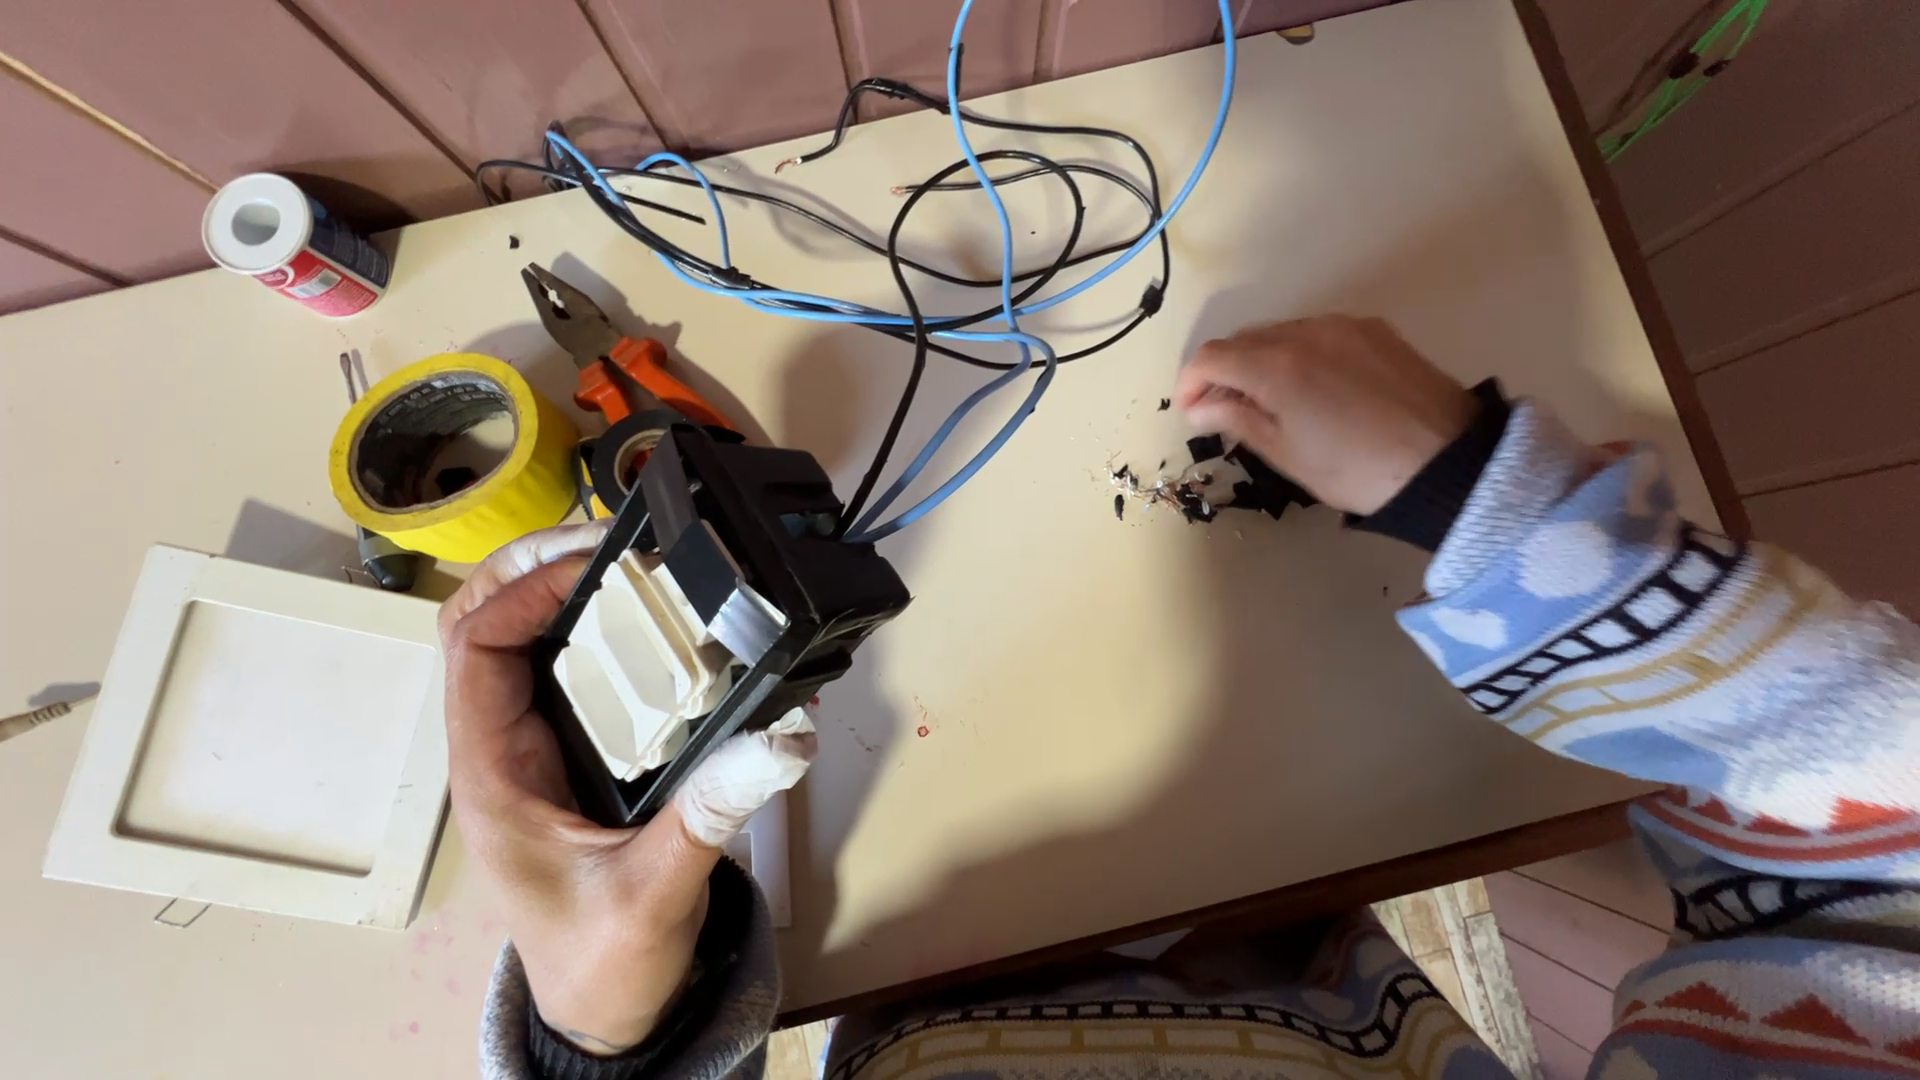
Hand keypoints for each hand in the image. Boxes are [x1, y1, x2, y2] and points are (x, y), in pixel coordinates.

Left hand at [441, 523, 813, 1055]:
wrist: (607, 1005)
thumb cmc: (606, 957)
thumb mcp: (656, 891)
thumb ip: (711, 813)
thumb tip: (784, 736)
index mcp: (496, 770)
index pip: (477, 649)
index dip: (525, 589)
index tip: (601, 563)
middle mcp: (508, 742)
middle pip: (485, 623)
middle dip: (535, 566)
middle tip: (616, 539)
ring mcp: (542, 743)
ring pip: (527, 637)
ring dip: (568, 587)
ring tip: (640, 560)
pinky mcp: (581, 749)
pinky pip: (577, 668)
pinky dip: (606, 627)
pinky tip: (660, 617)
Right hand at [1174, 316, 1476, 514]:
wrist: (1447, 462)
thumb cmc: (1353, 469)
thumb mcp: (1284, 453)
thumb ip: (1235, 419)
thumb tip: (1198, 407)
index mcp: (1277, 366)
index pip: (1211, 357)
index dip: (1189, 382)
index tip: (1188, 411)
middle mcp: (1306, 332)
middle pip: (1242, 340)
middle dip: (1221, 371)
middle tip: (1220, 409)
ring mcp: (1343, 326)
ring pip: (1278, 333)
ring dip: (1257, 361)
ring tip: (1263, 400)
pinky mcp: (1373, 330)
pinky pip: (1314, 333)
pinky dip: (1293, 354)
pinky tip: (1305, 387)